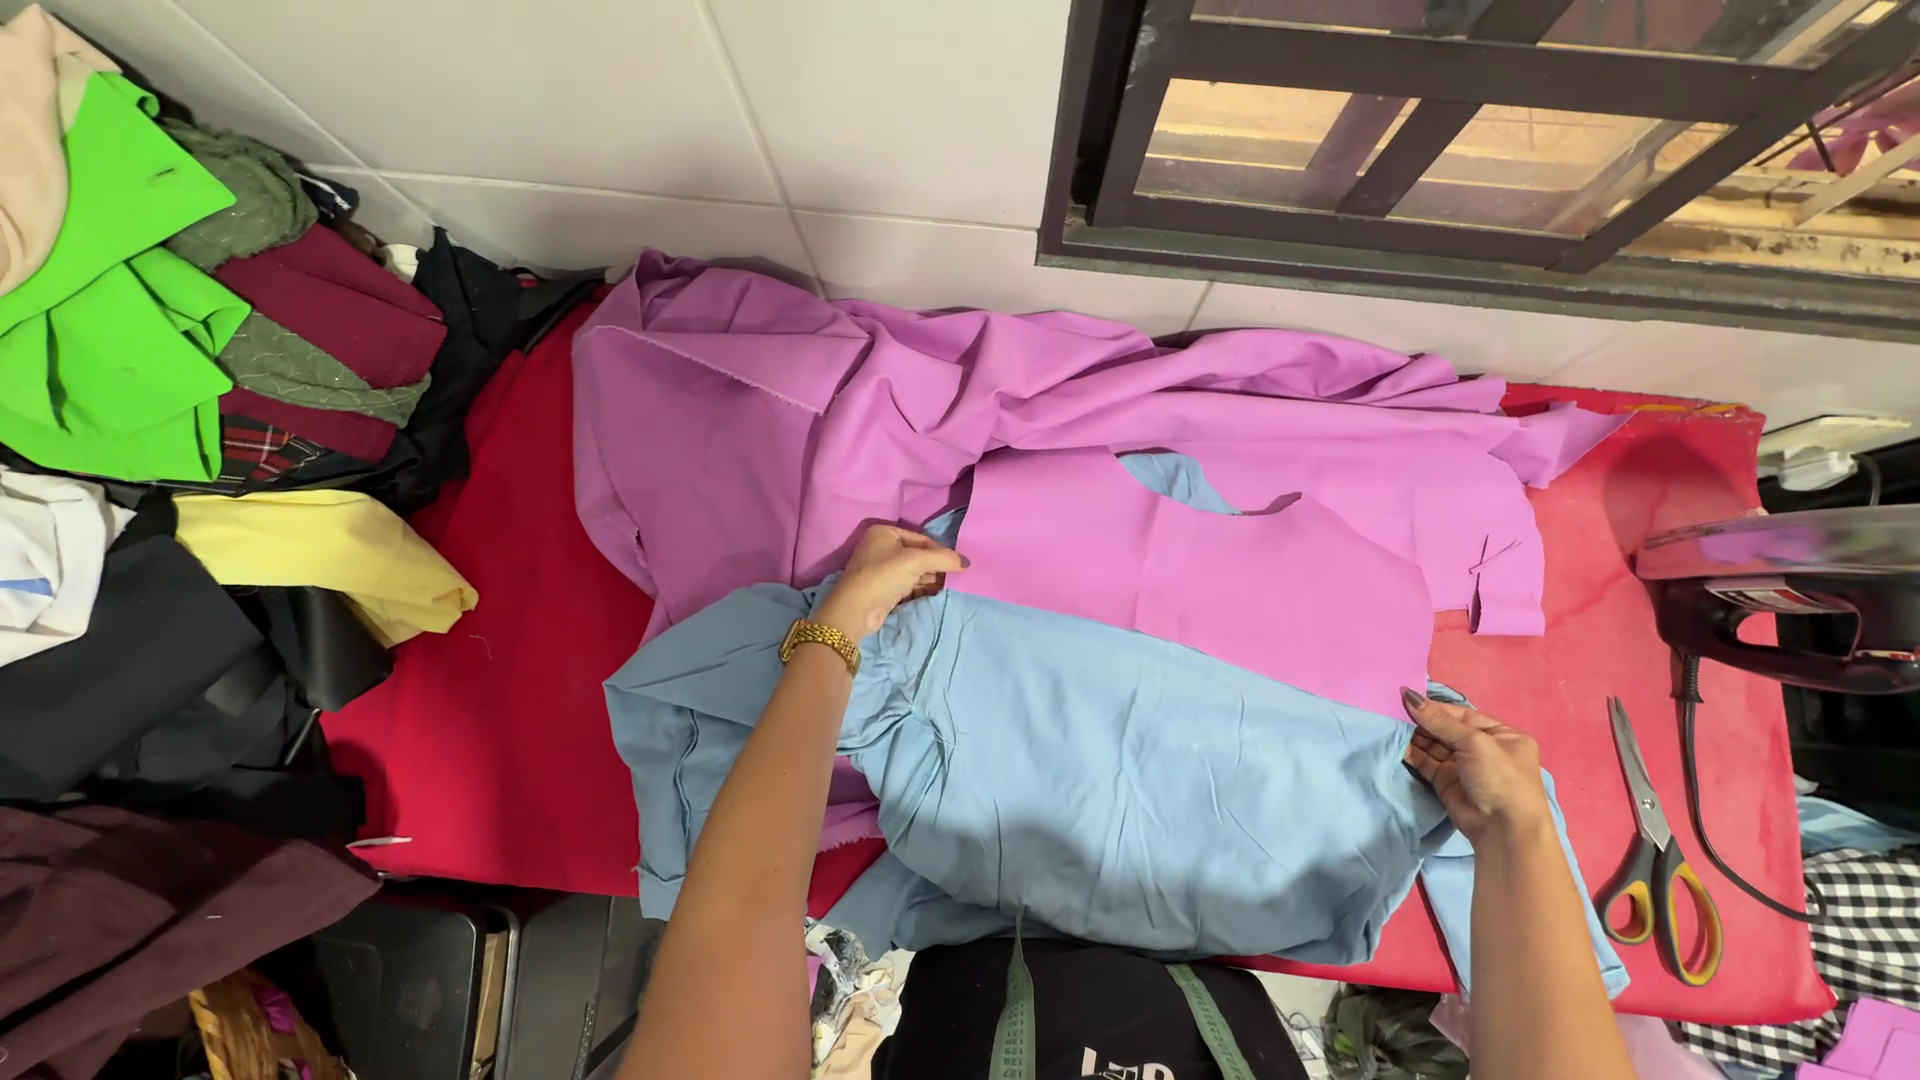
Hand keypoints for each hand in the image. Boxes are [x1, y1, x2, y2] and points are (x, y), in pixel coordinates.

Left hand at [812, 525, 966, 639]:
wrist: (855, 610)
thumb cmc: (883, 576)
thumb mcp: (915, 561)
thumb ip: (943, 559)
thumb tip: (967, 563)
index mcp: (884, 533)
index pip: (921, 539)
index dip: (940, 551)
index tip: (958, 564)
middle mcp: (882, 548)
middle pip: (918, 555)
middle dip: (936, 566)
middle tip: (956, 576)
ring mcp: (882, 570)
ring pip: (914, 571)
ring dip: (932, 578)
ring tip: (951, 585)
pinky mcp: (885, 589)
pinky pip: (909, 584)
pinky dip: (923, 587)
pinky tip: (938, 593)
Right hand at [1400, 687, 1552, 847]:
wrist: (1504, 829)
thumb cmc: (1500, 778)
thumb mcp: (1475, 743)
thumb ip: (1440, 721)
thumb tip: (1410, 696)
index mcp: (1501, 736)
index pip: (1461, 715)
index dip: (1434, 707)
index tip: (1405, 697)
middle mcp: (1482, 749)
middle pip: (1445, 729)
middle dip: (1421, 720)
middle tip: (1392, 709)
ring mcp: (1463, 766)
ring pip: (1433, 744)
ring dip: (1413, 735)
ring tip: (1389, 723)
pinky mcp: (1446, 781)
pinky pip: (1425, 761)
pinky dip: (1411, 752)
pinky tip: (1395, 742)